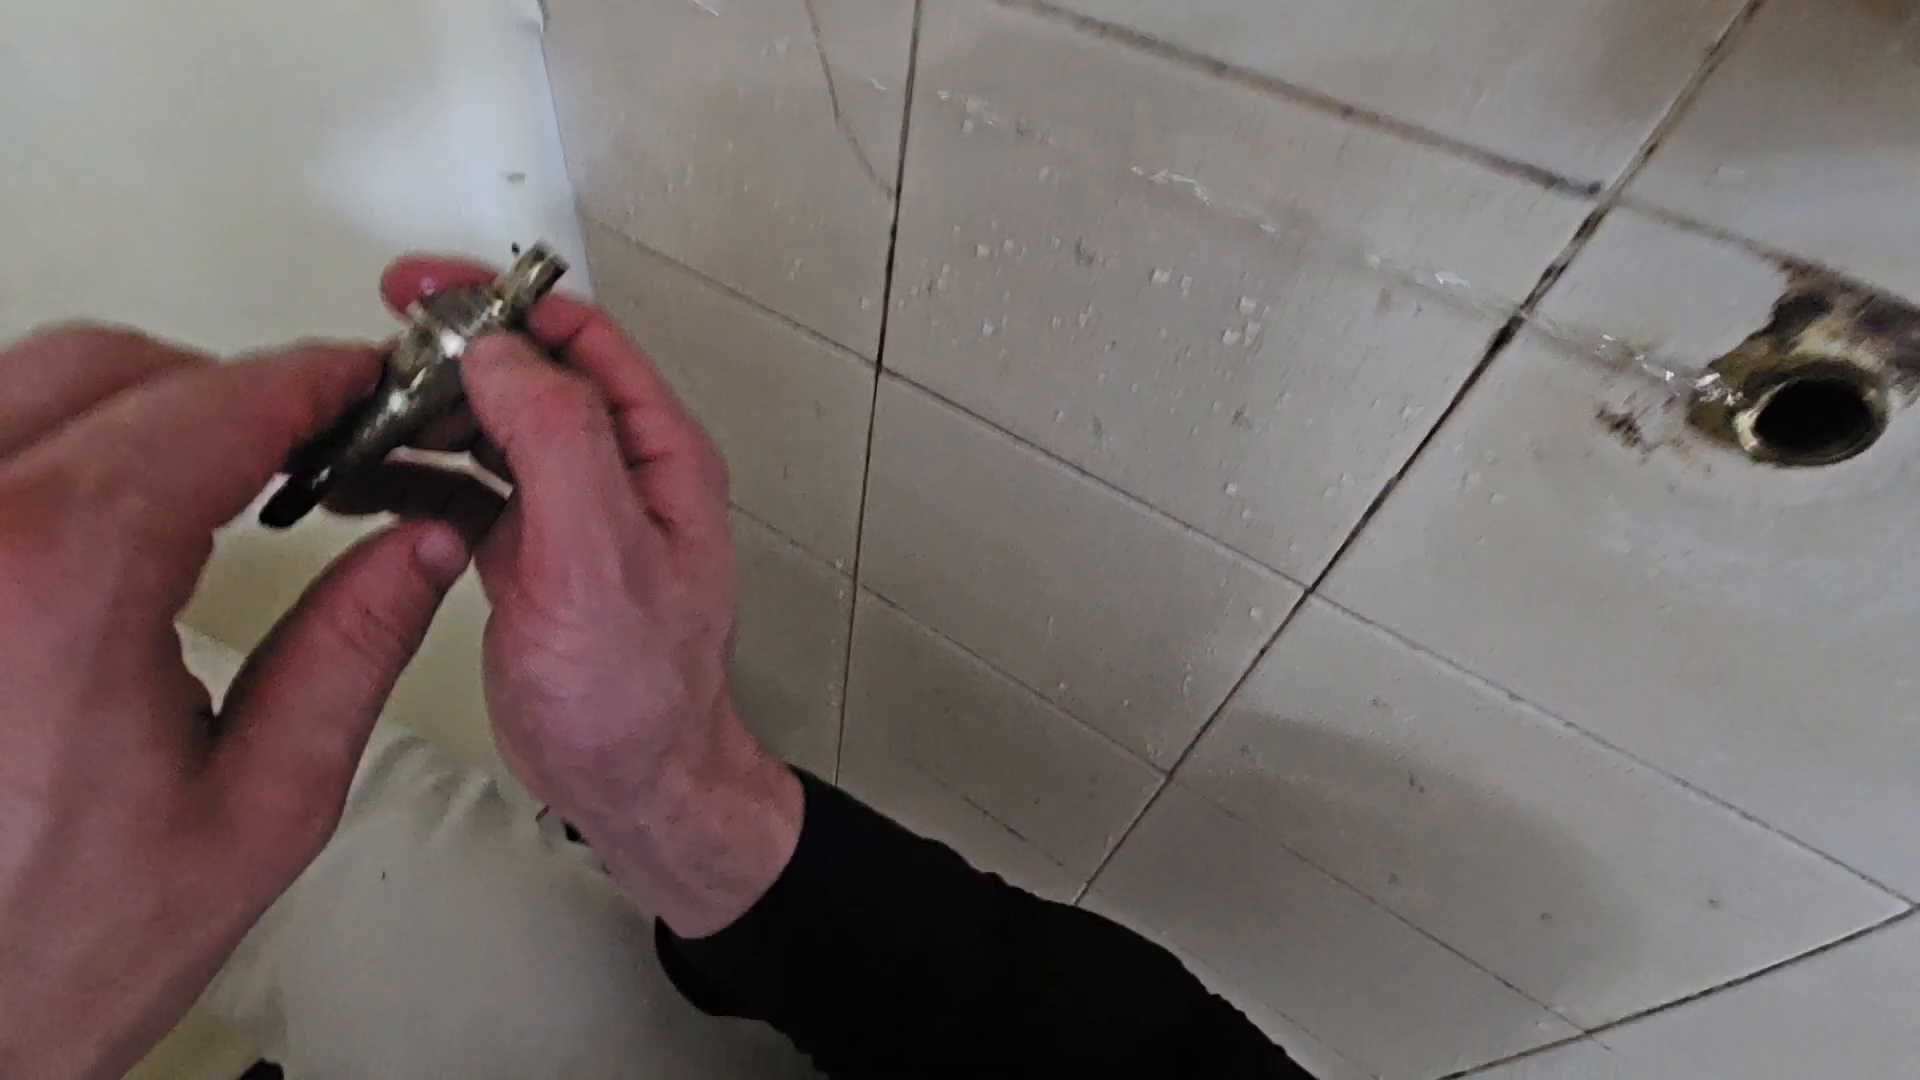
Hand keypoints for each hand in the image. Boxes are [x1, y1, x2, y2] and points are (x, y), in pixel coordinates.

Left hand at [0, 325, 471, 1077]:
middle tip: (324, 430)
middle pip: (106, 368)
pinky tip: (132, 505)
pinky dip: (68, 444)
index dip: (317, 381)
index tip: (372, 382)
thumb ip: (354, 650)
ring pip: (18, 387)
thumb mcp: (264, 803)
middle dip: (240, 385)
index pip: (215, 410)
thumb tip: (422, 549)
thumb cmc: (37, 957)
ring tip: (242, 465)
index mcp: (51, 590)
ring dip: (152, 405)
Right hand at [332, 258, 802, 937]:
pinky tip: (361, 485)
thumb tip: (505, 353)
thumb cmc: (637, 687)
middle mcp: (625, 474)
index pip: (587, 345)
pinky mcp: (538, 550)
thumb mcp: (602, 557)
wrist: (634, 773)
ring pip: (495, 430)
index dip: (505, 304)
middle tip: (363, 367)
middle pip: (533, 379)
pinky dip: (416, 476)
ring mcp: (578, 511)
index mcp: (661, 458)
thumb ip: (561, 444)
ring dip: (422, 417)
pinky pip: (472, 487)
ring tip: (344, 425)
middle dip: (448, 361)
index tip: (419, 290)